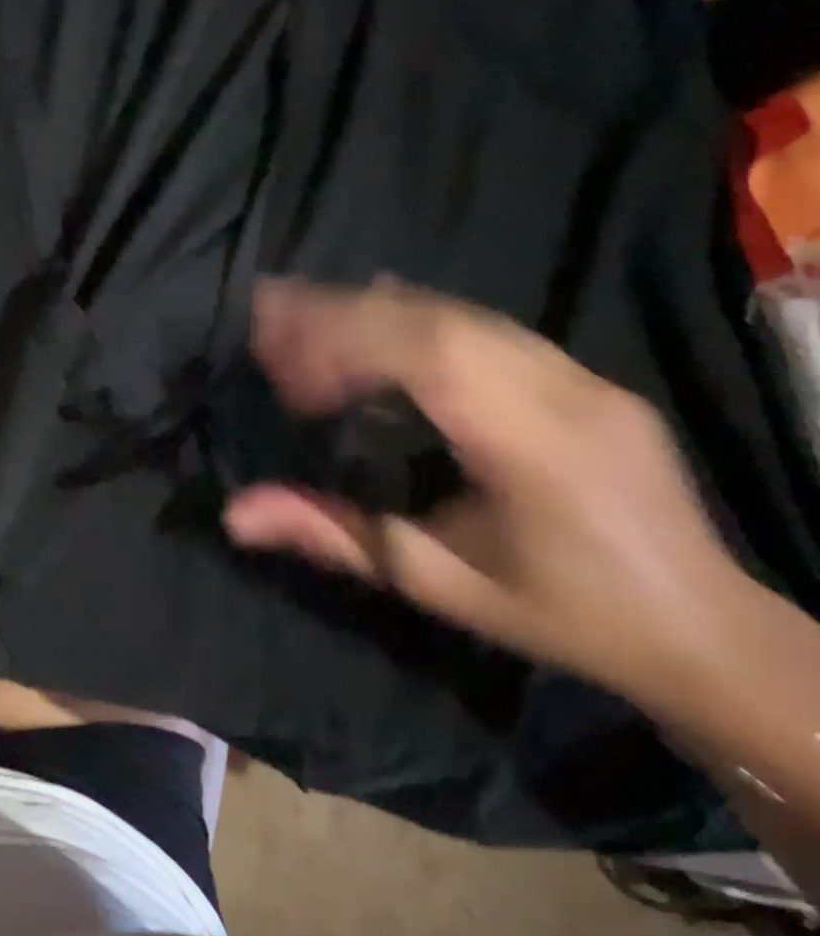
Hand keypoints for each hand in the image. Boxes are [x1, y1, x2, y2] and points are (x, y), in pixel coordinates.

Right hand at [223, 277, 745, 694]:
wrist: (699, 624)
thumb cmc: (562, 614)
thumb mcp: (436, 584)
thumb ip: (336, 538)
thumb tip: (235, 514)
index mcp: (537, 447)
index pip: (435, 356)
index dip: (345, 342)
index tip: (277, 367)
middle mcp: (571, 394)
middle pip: (445, 322)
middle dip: (344, 313)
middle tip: (264, 317)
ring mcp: (587, 380)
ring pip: (468, 317)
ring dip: (376, 310)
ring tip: (299, 313)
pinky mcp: (587, 382)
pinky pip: (492, 331)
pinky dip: (419, 319)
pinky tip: (375, 313)